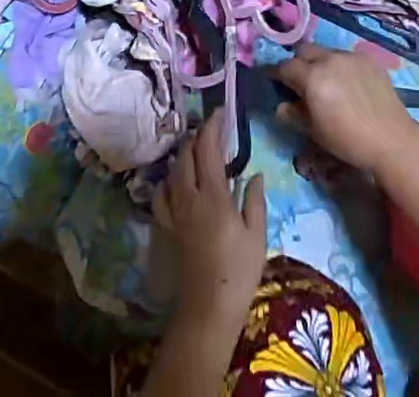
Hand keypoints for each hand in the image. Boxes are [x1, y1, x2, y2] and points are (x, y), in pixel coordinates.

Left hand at [154, 111, 266, 320]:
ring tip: (195, 147)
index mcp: (213, 195)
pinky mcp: (169, 228)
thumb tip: (254, 173)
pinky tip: (175, 181)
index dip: (212, 127)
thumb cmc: (239, 270)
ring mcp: (176, 213)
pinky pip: (161, 196)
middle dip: (197, 136)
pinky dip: (167, 180)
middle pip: (186, 156)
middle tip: (211, 127)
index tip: (220, 112)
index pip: (208, 150)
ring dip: (182, 154)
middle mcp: (189, 198)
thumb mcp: (258, 232)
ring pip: (172, 172)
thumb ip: (254, 198)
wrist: (209, 306)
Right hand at [273, 41, 418, 175]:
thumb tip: (281, 106)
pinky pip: (346, 57)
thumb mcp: (315, 131)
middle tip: (298, 81)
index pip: (285, 67)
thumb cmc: (348, 140)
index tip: (273, 81)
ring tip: (326, 83)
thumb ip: (295, 113)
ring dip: (319, 62)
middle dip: (297, 62)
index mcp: (312, 77)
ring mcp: (351, 56)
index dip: (276, 74)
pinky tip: (347, 84)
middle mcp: (330, 59)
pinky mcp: (369, 59)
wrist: (392, 139)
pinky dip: (340, 66)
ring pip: (326, 52)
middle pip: (304, 50)